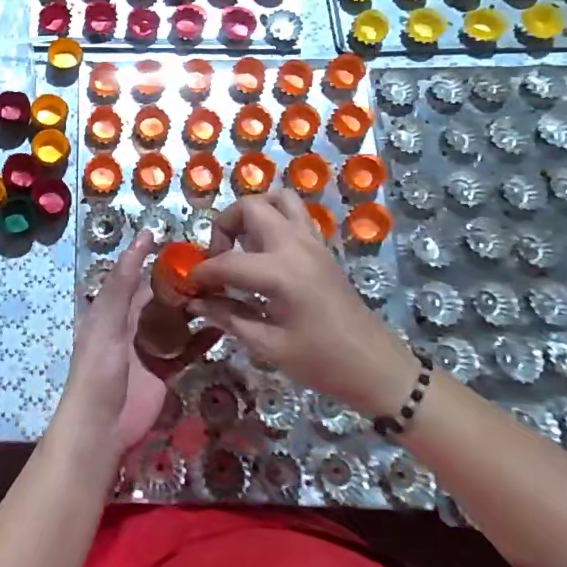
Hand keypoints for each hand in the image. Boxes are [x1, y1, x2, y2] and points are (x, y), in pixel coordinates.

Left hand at [52, 232, 220, 465]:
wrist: (102, 427)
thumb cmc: (99, 369)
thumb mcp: (108, 320)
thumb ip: (124, 283)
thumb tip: (141, 239)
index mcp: (111, 309)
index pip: (136, 277)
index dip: (157, 262)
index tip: (185, 245)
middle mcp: (129, 324)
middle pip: (159, 299)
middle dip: (182, 285)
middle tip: (216, 269)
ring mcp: (148, 348)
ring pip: (175, 322)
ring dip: (195, 310)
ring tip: (225, 293)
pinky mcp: (164, 371)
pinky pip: (186, 350)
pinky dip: (202, 340)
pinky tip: (224, 327)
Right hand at [186, 189, 418, 415]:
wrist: (378, 368)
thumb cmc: (323, 362)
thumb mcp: (269, 346)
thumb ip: (228, 317)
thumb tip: (196, 303)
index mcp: (282, 273)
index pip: (227, 262)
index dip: (202, 274)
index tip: (188, 288)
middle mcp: (296, 246)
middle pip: (251, 208)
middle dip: (224, 227)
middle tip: (218, 260)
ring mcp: (313, 242)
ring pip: (278, 199)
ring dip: (253, 213)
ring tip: (242, 244)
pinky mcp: (323, 248)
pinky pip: (295, 214)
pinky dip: (274, 220)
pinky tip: (265, 250)